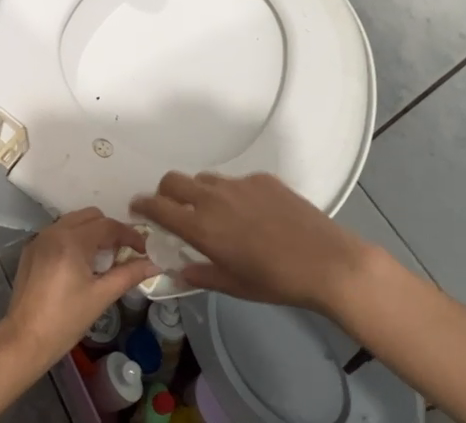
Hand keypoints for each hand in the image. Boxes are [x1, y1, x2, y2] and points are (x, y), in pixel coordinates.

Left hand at [0, 209, 159, 370]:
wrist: (25, 338)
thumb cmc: (66, 319)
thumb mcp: (101, 297)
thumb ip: (128, 275)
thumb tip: (154, 265)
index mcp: (72, 240)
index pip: (108, 226)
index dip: (130, 234)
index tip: (145, 249)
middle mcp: (54, 231)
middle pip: (89, 217)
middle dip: (109, 230)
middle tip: (123, 253)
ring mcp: (39, 239)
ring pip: (72, 222)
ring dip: (91, 233)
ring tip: (104, 259)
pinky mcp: (31, 250)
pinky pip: (58, 233)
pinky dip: (74, 239)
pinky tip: (80, 264)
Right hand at [130, 172, 373, 314]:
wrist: (328, 263)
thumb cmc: (277, 282)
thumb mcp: (235, 286)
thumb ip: (202, 274)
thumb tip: (180, 269)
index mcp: (201, 227)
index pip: (157, 206)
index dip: (142, 205)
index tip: (137, 208)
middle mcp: (213, 199)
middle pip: (173, 181)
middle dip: (165, 192)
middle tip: (172, 208)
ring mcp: (238, 185)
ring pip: (205, 179)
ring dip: (199, 193)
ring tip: (217, 214)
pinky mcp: (262, 179)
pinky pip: (236, 182)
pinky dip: (233, 194)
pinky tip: (254, 214)